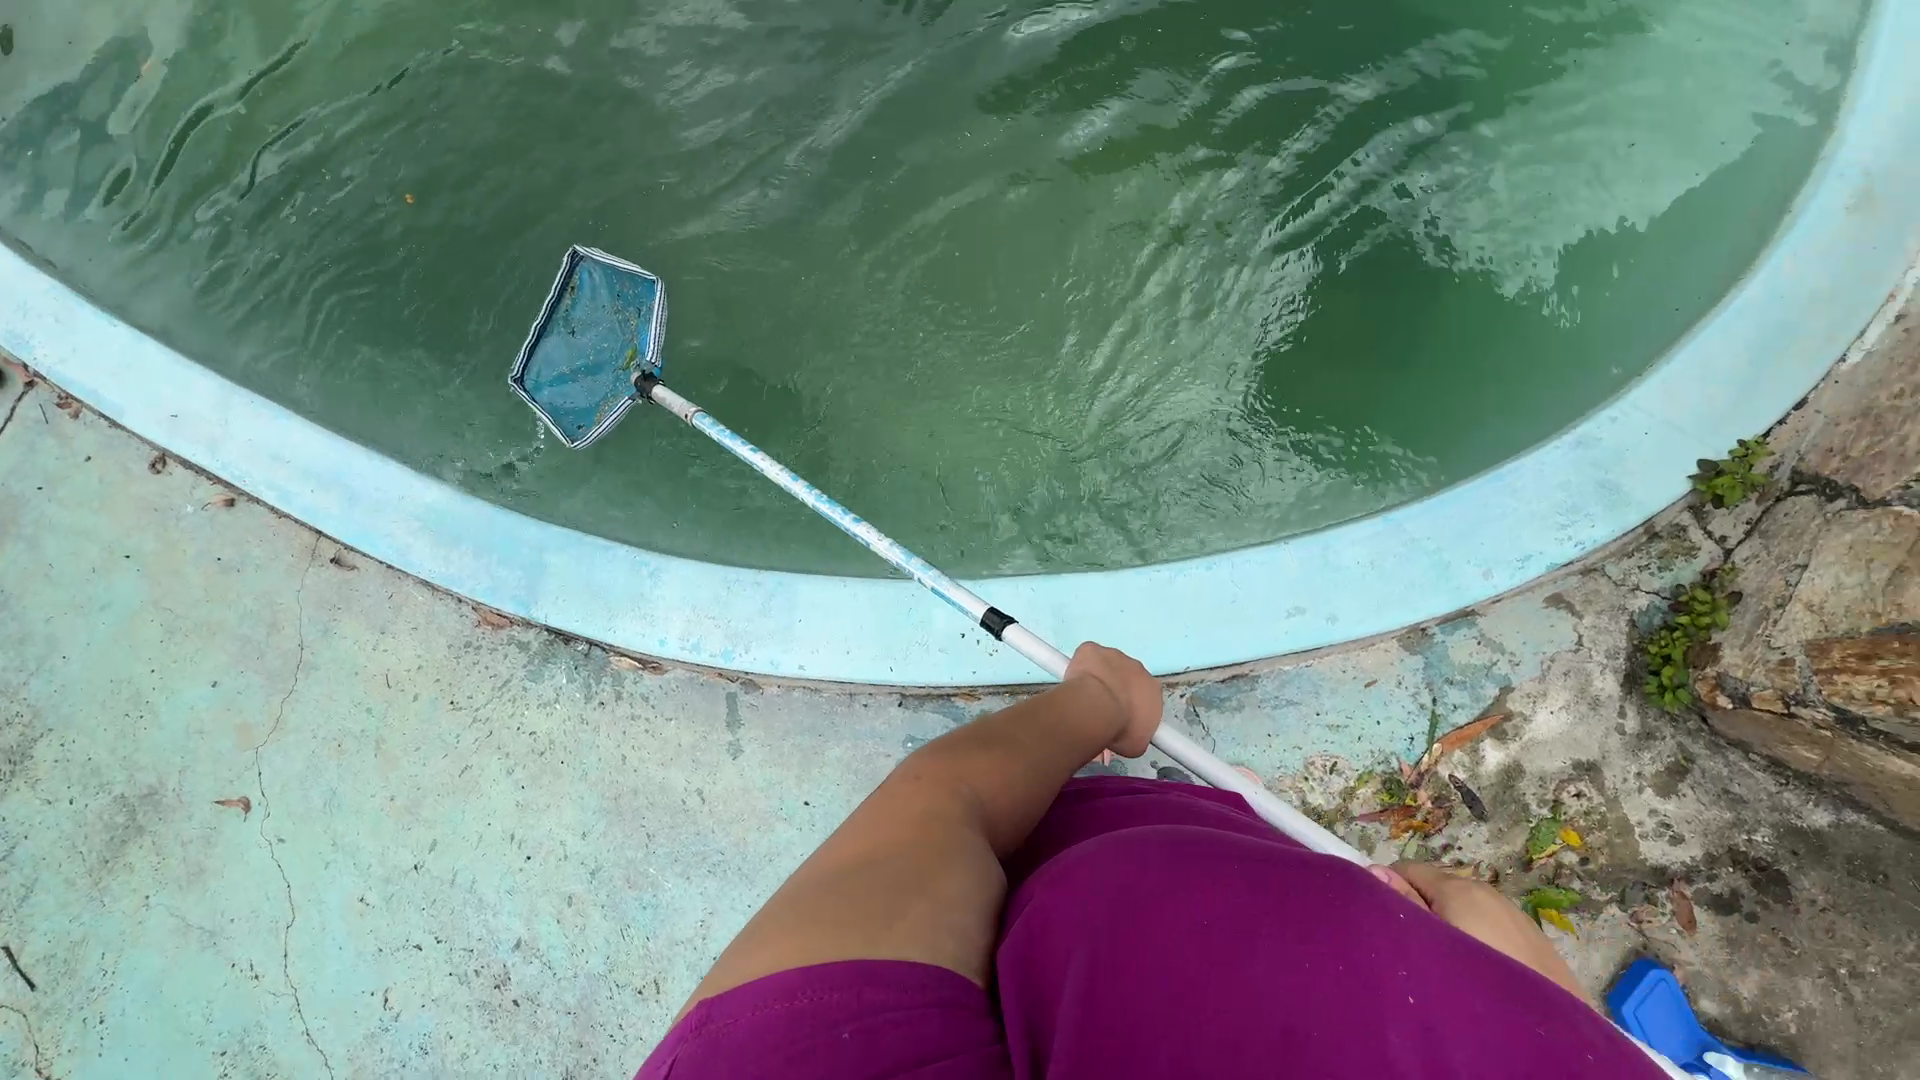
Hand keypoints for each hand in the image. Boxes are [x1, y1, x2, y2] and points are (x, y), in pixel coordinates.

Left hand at [1064, 642, 1161, 757]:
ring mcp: (1114, 655)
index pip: (1143, 696)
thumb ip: (1136, 736)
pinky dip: (1081, 665)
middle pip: (1125, 678)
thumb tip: (1126, 736)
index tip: (1119, 715)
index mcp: (1152, 689)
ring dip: (1098, 678)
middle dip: (1114, 690)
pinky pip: (1086, 656)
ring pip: (1105, 665)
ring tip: (1086, 696)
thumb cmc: (1119, 727)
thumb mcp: (1135, 744)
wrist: (1097, 707)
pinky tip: (1075, 679)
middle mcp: (1137, 668)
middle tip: (1100, 707)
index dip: (1130, 705)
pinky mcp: (1092, 648)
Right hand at [1379, 861, 1590, 1004]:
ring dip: (1451, 924)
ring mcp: (1515, 914)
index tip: (1387, 920)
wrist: (1555, 1033)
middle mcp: (1487, 891)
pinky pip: (1491, 926)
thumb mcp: (1429, 944)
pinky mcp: (1535, 939)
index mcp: (1459, 888)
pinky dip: (1478, 938)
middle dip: (1421, 908)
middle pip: (1438, 887)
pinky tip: (1481, 972)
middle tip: (1416, 947)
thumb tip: (1374, 869)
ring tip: (1448, 963)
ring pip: (1466, 908)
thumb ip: (1403, 904)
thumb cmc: (1478, 981)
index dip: (1391, 890)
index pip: (1407, 869)